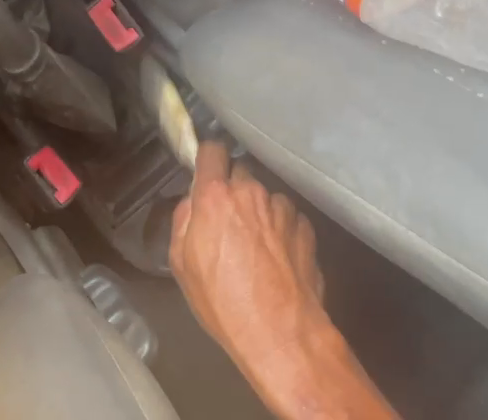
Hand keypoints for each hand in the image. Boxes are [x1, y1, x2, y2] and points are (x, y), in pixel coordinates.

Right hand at [171, 143, 327, 373]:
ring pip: (265, 197)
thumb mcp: (181, 264)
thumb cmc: (223, 302)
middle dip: (233, 191)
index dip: (207, 160)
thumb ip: (183, 219)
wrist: (282, 336)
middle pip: (240, 173)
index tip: (206, 174)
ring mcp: (283, 209)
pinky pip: (288, 218)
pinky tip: (278, 258)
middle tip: (228, 221)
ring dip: (259, 211)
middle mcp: (251, 192)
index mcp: (216, 196)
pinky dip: (282, 229)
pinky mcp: (306, 227)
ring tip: (257, 247)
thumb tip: (193, 201)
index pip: (211, 151)